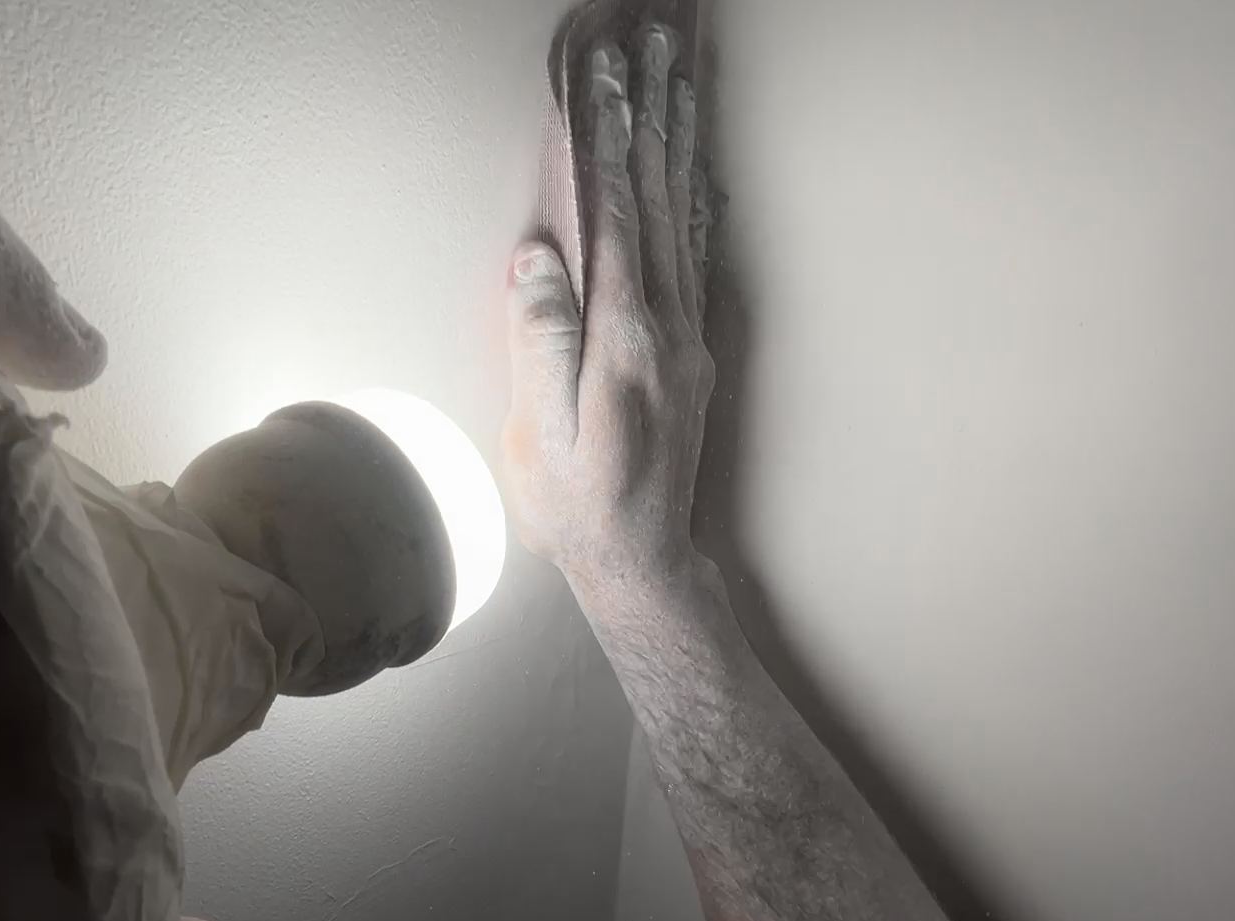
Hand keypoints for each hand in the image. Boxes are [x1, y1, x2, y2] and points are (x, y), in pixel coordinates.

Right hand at [503, 26, 713, 598]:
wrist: (639, 556)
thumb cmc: (577, 504)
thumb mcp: (539, 433)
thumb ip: (539, 340)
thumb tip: (537, 258)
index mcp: (623, 340)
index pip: (615, 218)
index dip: (608, 143)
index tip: (606, 76)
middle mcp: (667, 330)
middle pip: (659, 205)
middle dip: (653, 120)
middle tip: (655, 49)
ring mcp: (688, 343)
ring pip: (685, 226)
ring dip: (681, 150)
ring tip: (680, 88)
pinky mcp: (693, 360)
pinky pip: (697, 266)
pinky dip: (696, 211)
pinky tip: (697, 182)